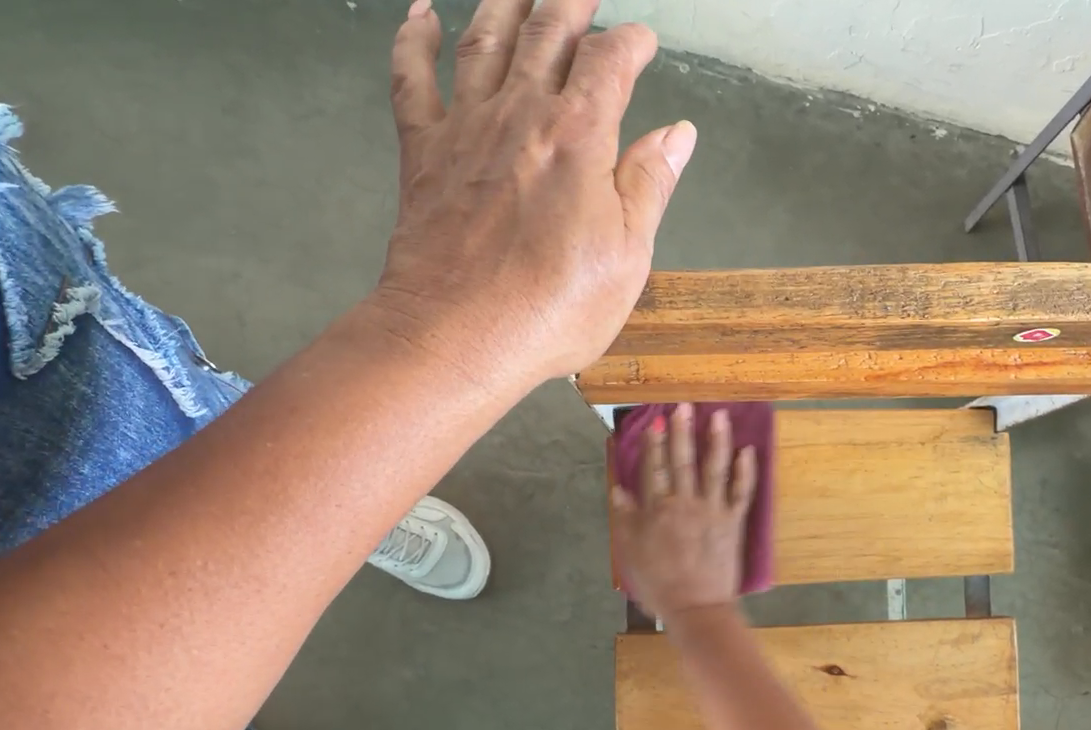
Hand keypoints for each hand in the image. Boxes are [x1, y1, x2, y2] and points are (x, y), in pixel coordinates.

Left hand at [368, 0, 694, 385]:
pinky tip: (421, 12)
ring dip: (505, 4)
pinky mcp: (423, 153)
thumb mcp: (628, 256)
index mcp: (578, 137)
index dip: (630, 43)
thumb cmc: (555, 306)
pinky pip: (412, 78)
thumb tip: (678, 132)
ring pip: (484, 40)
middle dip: (569, 3)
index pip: (609, 63)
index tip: (644, 40)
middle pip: (545, 34)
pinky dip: (413, 38)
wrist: (460, 335)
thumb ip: (649, 185)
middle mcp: (520, 114)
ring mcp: (465, 128)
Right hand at [610, 403, 758, 621]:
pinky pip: (741, 491)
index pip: (654, 469)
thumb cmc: (659, 584)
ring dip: (716, 440)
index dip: (654, 443)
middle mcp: (684, 503)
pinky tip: (747, 450)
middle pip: (682, 460)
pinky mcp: (734, 521)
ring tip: (719, 416)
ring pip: (714, 467)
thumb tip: (618, 488)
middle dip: (682, 431)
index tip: (655, 421)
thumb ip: (626, 518)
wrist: (696, 607)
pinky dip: (745, 470)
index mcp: (657, 509)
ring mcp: (712, 510)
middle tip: (684, 406)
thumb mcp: (631, 552)